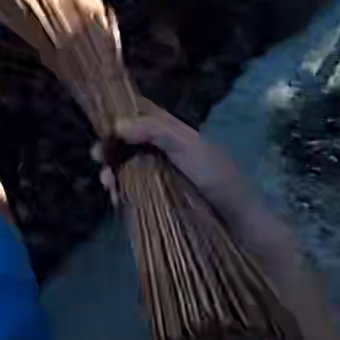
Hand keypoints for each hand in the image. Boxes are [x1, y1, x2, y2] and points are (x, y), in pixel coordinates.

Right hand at [101, 103, 298, 266]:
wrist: (242, 226)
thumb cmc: (217, 178)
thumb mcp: (188, 146)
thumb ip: (154, 130)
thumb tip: (116, 125)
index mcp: (173, 132)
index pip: (140, 112)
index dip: (119, 114)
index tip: (102, 123)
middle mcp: (164, 150)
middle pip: (127, 140)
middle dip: (110, 147)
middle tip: (97, 157)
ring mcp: (161, 176)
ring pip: (126, 166)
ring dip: (112, 170)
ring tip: (108, 183)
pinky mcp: (159, 200)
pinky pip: (132, 190)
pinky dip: (120, 191)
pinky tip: (116, 197)